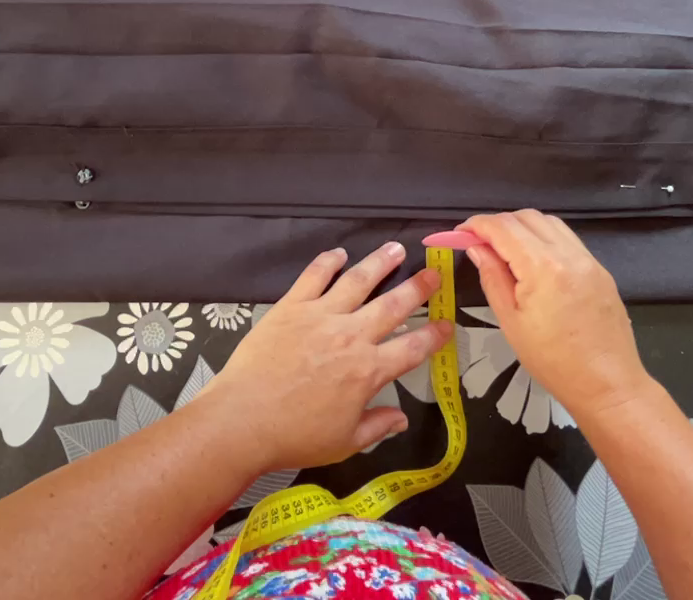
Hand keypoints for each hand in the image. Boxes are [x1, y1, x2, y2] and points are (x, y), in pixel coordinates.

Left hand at [197, 242, 453, 472]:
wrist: (244, 419)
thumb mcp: (345, 443)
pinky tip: (339, 253)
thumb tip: (402, 419)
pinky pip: (315, 276)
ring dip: (380, 262)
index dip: (434, 335)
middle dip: (418, 287)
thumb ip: (377, 427)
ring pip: (358, 280)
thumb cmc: (296, 437)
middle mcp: (351, 335)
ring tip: (395, 248)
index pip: (412, 348)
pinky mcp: (292, 305)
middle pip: (393, 305)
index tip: (448, 323)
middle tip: (433, 272)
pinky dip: (329, 261)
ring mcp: (321, 315)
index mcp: (368, 371)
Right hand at [455, 210, 655, 414]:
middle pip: (525, 217)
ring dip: (521, 226)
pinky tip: (534, 259)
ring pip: (548, 222)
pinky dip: (543, 237)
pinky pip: (566, 238)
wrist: (608, 385)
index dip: (476, 225)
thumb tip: (476, 247)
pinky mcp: (599, 269)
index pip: (502, 227)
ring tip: (505, 249)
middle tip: (479, 243)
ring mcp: (588, 259)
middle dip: (497, 223)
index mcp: (542, 267)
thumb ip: (492, 276)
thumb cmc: (552, 360)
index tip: (459, 234)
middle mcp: (568, 253)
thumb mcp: (510, 320)